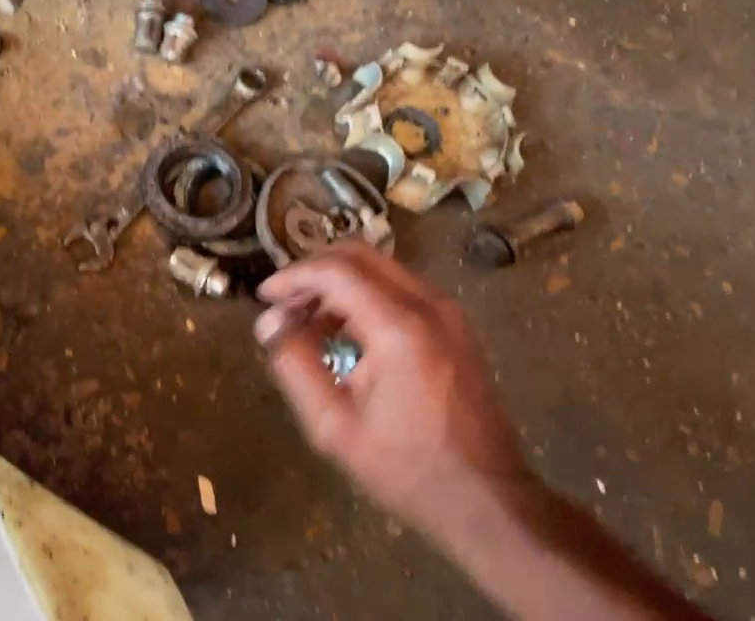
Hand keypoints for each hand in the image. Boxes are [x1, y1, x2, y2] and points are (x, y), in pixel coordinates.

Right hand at [255, 244, 534, 542]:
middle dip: (313, 272)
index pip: (336, 271)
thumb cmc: (408, 468)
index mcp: (400, 328)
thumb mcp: (334, 426)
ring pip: (379, 267)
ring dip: (337, 283)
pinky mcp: (454, 324)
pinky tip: (345, 331)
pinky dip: (363, 294)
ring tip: (308, 321)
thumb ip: (295, 365)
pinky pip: (398, 286)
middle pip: (358, 255)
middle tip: (285, 304)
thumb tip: (269, 322)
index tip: (265, 297)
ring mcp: (448, 312)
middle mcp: (428, 305)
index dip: (293, 276)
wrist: (489, 500)